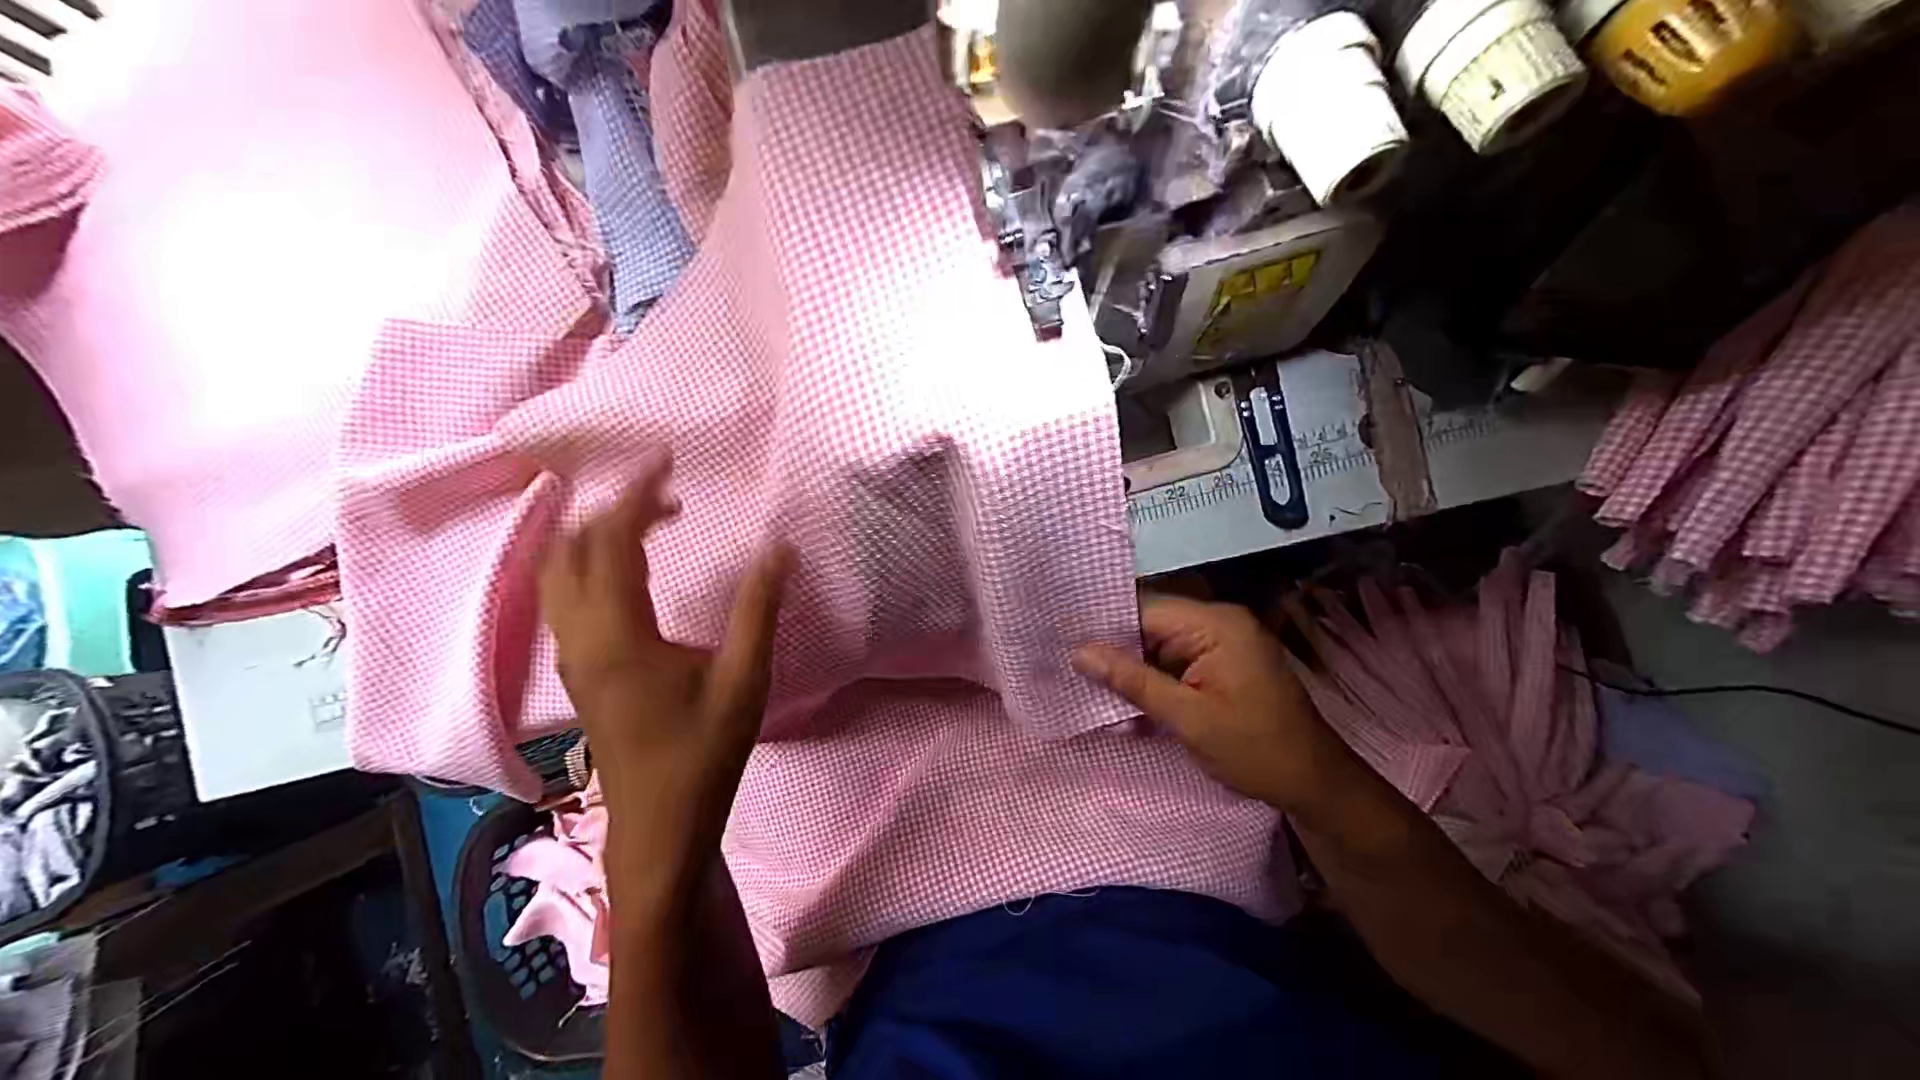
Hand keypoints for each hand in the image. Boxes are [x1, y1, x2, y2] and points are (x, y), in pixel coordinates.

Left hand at [538, 455, 793, 872]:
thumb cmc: (703, 754)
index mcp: (619, 634)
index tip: (667, 460)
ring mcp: (571, 654)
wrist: (657, 825)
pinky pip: (565, 596)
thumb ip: (758, 610)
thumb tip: (779, 548)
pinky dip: (590, 562)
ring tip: (653, 520)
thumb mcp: (743, 680)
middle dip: (610, 506)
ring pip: (557, 571)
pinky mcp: (577, 669)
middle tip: (666, 493)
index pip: (611, 539)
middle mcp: (580, 636)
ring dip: (595, 533)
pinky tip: (634, 568)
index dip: (635, 492)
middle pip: (567, 546)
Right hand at [1072, 593, 1356, 814]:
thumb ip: (1132, 681)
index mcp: (1217, 624)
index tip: (1066, 644)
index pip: (1146, 609)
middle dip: (1117, 649)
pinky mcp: (1224, 661)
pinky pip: (1177, 659)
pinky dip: (1154, 678)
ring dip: (1134, 667)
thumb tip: (1079, 653)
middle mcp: (1221, 621)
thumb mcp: (1187, 718)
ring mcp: (1224, 640)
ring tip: (1093, 685)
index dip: (1105, 627)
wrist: (1315, 783)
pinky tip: (1128, 697)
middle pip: (1151, 624)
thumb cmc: (1255, 750)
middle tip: (1074, 669)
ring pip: (1160, 643)